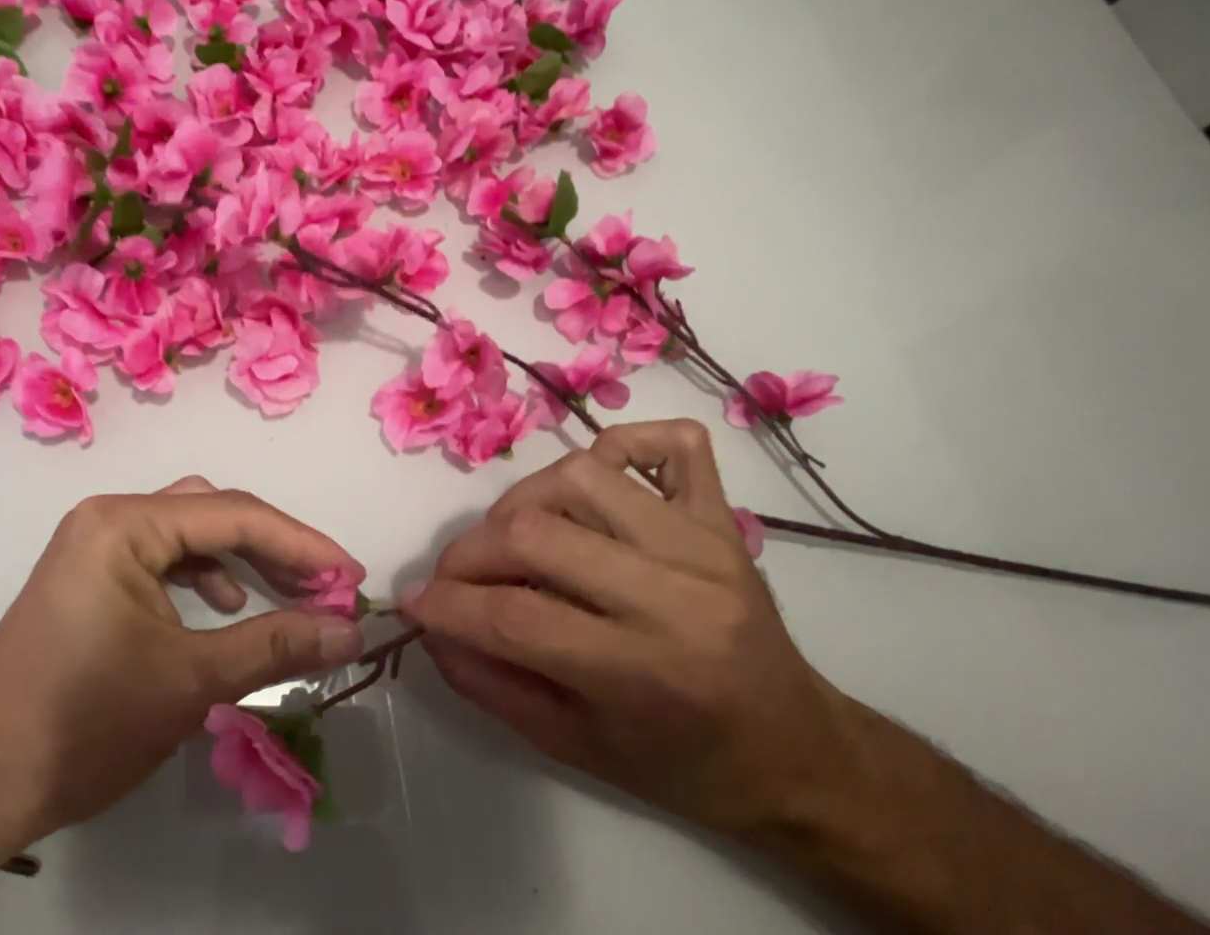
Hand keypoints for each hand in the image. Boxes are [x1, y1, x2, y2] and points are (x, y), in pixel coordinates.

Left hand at [0, 476, 366, 860]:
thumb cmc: (88, 722)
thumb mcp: (192, 681)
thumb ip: (277, 645)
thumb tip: (352, 629)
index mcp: (122, 524)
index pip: (233, 515)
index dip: (302, 544)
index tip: (352, 577)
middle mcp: (104, 520)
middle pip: (211, 515)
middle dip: (273, 549)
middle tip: (325, 589)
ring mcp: (90, 549)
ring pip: (186, 535)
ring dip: (241, 562)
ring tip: (286, 599)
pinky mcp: (86, 581)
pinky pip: (159, 561)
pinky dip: (201, 578)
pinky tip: (222, 611)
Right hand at [401, 419, 858, 837]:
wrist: (798, 753)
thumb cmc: (684, 766)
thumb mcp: (575, 750)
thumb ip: (491, 685)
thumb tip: (431, 628)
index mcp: (644, 671)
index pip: (514, 616)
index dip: (445, 606)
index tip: (411, 604)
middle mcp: (677, 594)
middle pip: (536, 536)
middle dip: (467, 555)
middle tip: (454, 579)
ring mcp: (705, 543)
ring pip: (582, 476)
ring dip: (522, 503)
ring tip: (513, 539)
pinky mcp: (721, 517)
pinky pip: (670, 443)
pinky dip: (617, 445)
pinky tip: (588, 484)